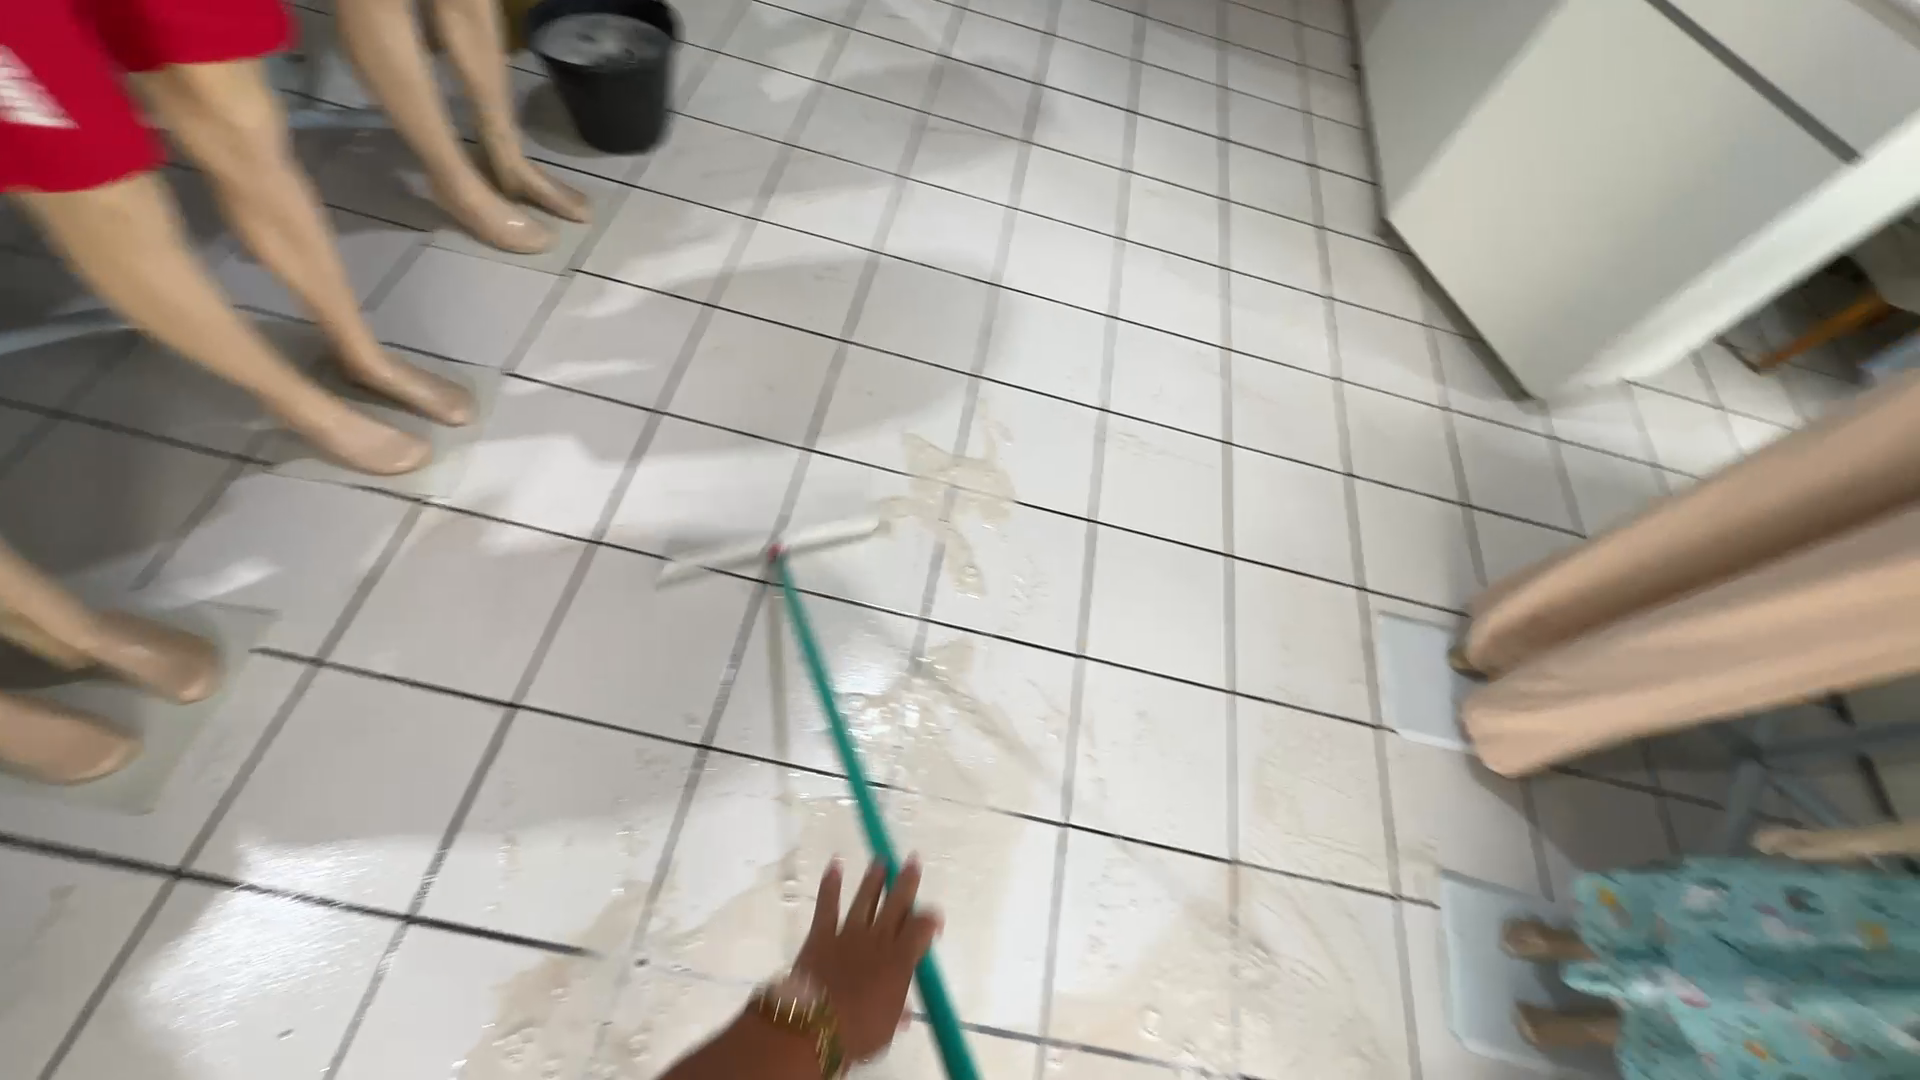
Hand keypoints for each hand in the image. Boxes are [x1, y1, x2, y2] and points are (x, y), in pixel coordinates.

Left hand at [790, 857, 941, 1062]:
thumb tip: (904, 1013)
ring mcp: (849, 932)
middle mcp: (879, 938)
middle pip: (898, 903)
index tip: (935, 917)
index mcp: (900, 960)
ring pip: (866, 898)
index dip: (931, 919)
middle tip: (912, 860)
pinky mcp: (822, 933)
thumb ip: (896, 1013)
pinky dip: (830, 884)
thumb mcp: (886, 1029)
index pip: (922, 928)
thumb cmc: (857, 1033)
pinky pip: (828, 904)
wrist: (814, 1026)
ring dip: (874, 878)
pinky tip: (835, 864)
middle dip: (907, 881)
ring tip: (881, 859)